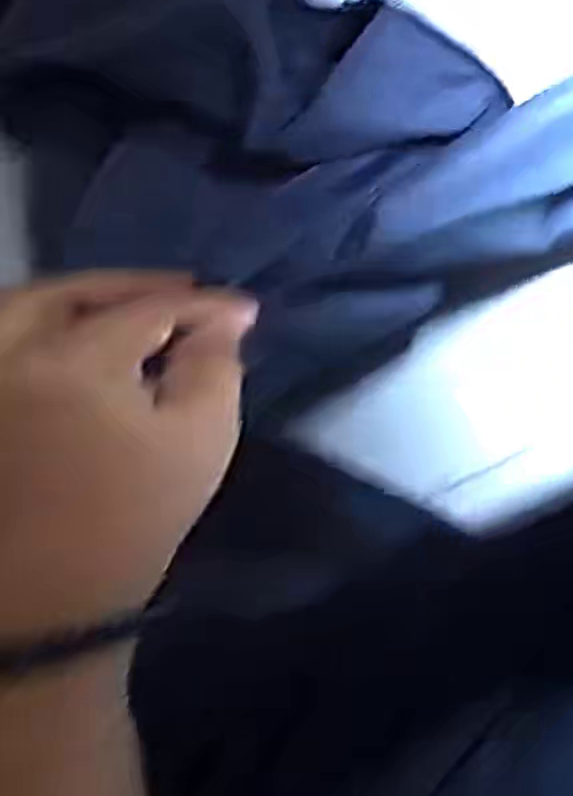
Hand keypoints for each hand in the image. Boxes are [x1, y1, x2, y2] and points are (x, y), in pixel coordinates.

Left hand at [0, 273, 256, 636]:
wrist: (45, 586)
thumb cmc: (139, 503)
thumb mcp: (203, 429)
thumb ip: (214, 362)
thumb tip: (228, 316)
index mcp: (64, 367)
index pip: (146, 311)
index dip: (204, 304)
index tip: (248, 309)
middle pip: (50, 297)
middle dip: (124, 287)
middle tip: (186, 291)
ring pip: (3, 318)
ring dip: (70, 304)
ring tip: (131, 312)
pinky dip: (33, 333)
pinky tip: (77, 341)